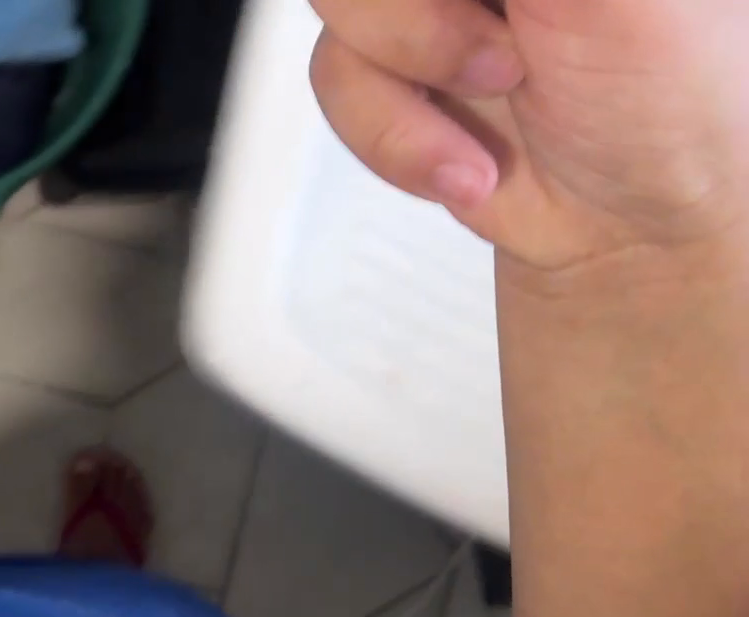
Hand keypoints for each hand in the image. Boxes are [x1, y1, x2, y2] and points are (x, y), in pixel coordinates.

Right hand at [310, 0, 748, 271]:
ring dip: (406, 92)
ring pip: (340, 22)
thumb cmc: (664, 90)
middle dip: (415, 28)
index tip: (478, 25)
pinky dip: (391, 136)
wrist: (618, 212)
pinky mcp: (391, 67)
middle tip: (504, 55)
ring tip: (494, 101)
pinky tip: (458, 151)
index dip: (426, 2)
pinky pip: (336, 86)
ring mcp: (431, 3)